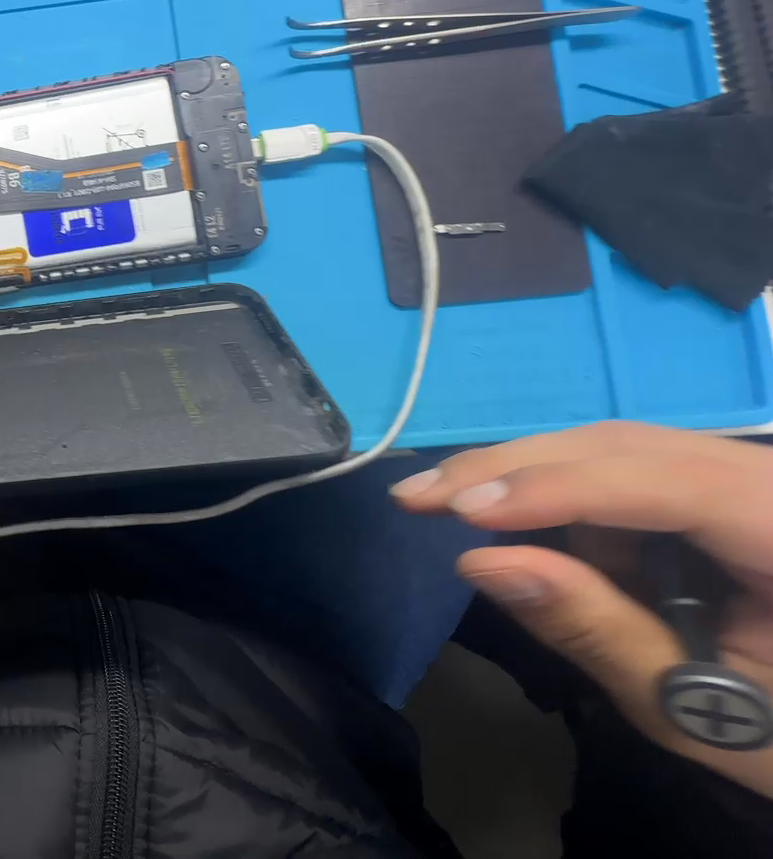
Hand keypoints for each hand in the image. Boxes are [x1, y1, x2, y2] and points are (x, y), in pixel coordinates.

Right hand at [391, 422, 772, 796]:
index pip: (683, 486)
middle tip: (417, 496)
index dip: (564, 489)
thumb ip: (596, 631)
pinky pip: (617, 468)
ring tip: (438, 500)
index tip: (459, 510)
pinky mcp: (710, 492)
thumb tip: (479, 561)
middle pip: (633, 448)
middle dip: (514, 468)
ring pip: (615, 447)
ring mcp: (749, 485)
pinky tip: (498, 514)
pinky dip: (546, 491)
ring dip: (517, 474)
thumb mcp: (693, 709)